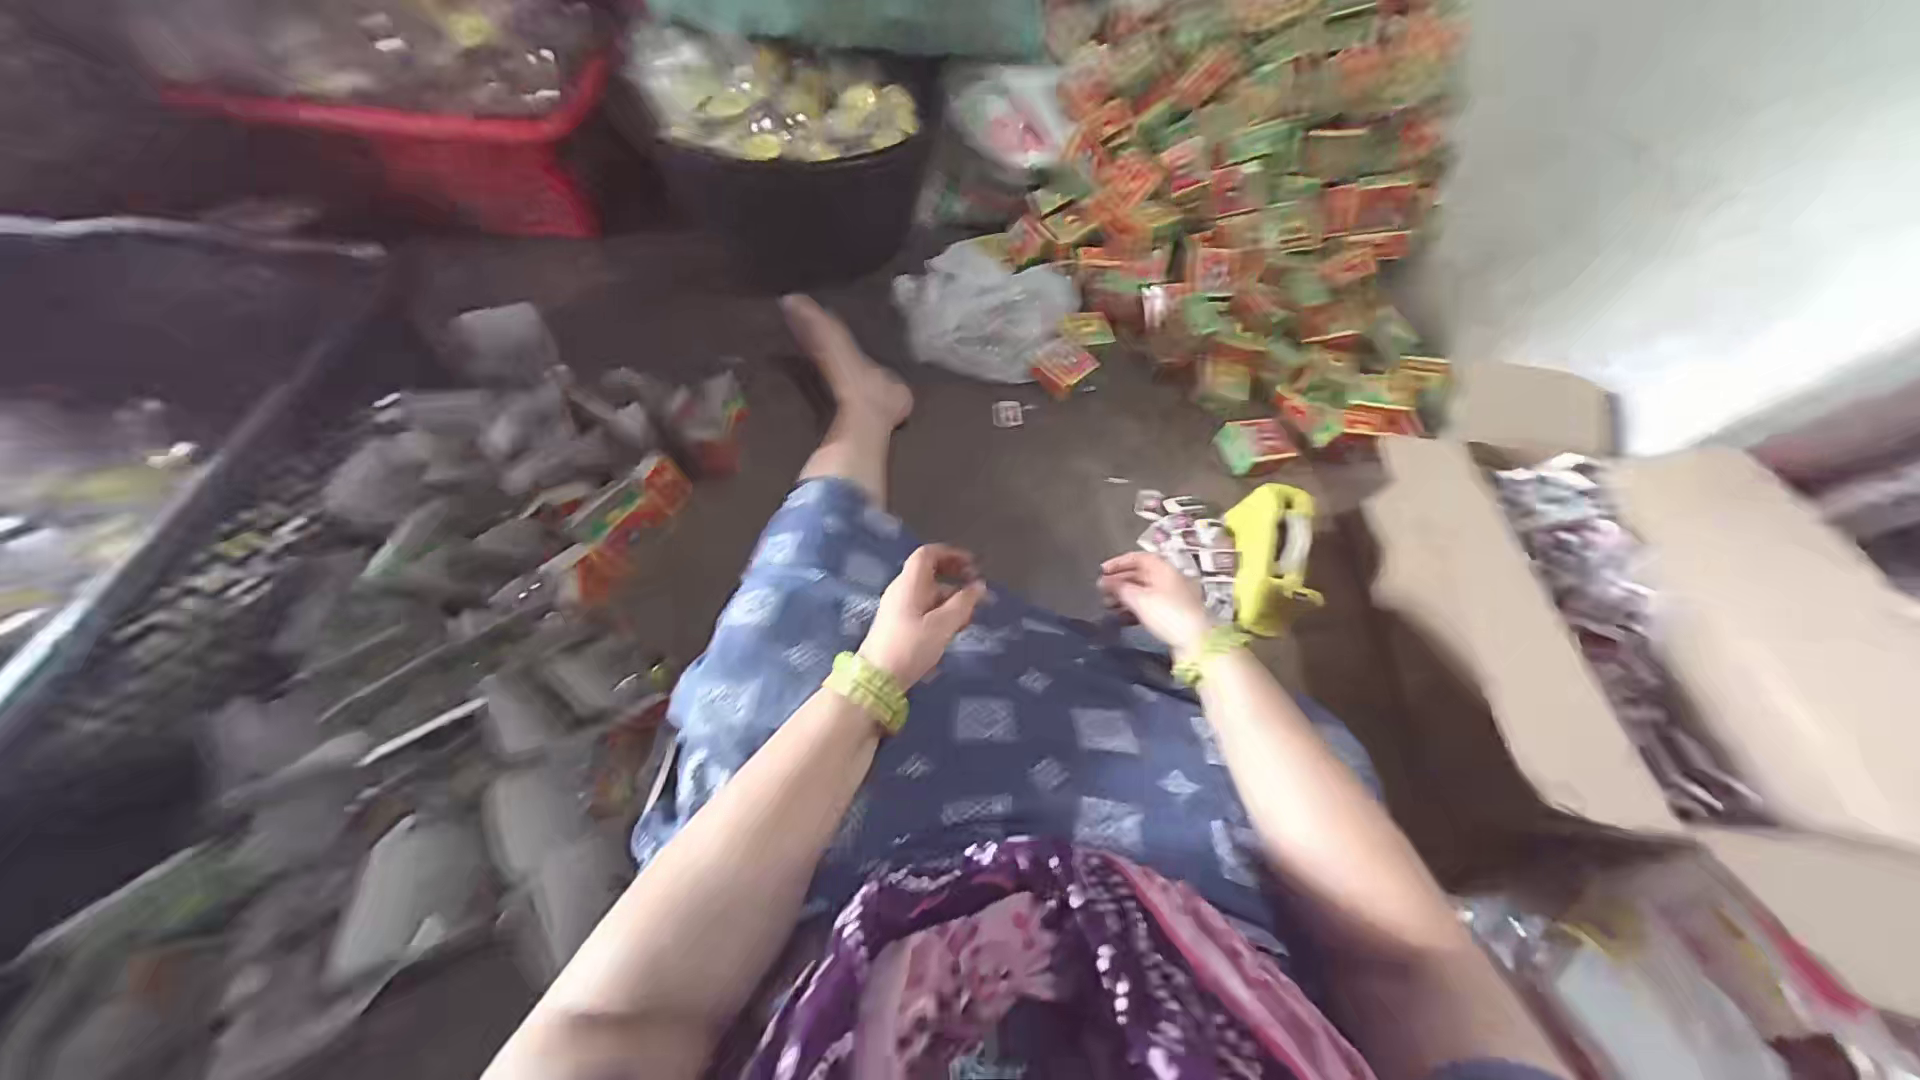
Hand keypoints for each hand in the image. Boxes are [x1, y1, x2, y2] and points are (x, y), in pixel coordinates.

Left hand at [858, 544, 987, 686]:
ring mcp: (897, 607)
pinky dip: (940, 610)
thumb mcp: (943, 625)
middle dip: (955, 576)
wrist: (877, 678)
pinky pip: (923, 608)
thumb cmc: (911, 646)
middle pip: (929, 572)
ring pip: (928, 593)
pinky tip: (953, 628)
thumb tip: (979, 586)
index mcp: (909, 583)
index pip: (928, 554)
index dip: (951, 553)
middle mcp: (902, 590)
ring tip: (970, 613)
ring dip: (951, 597)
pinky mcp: (898, 624)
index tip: (972, 564)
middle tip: (976, 587)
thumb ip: (964, 603)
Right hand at [1098, 552, 1215, 655]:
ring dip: (1123, 596)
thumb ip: (1120, 588)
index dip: (1118, 562)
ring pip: (1142, 590)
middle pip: (1139, 574)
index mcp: (1163, 569)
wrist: (1197, 641)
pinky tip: (1120, 617)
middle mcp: (1168, 579)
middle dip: (1118, 581)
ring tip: (1107, 605)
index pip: (1138, 558)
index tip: (1102, 571)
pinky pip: (1147, 605)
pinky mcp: (1171, 614)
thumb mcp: (1139, 599)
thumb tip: (1106, 582)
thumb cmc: (1168, 614)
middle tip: (1101, 589)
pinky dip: (1133, 608)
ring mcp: (1171, 597)